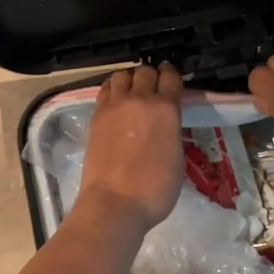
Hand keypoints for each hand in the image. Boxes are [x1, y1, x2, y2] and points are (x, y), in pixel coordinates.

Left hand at [77, 63, 185, 233]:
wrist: (114, 202)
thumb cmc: (155, 188)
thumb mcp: (176, 157)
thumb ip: (171, 130)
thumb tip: (165, 123)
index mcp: (166, 109)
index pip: (171, 77)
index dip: (172, 75)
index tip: (171, 77)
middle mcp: (139, 100)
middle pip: (145, 71)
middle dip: (151, 75)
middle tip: (153, 86)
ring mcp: (114, 106)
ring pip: (121, 75)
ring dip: (129, 79)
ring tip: (132, 91)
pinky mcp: (96, 115)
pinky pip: (105, 90)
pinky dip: (112, 90)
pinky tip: (115, 101)